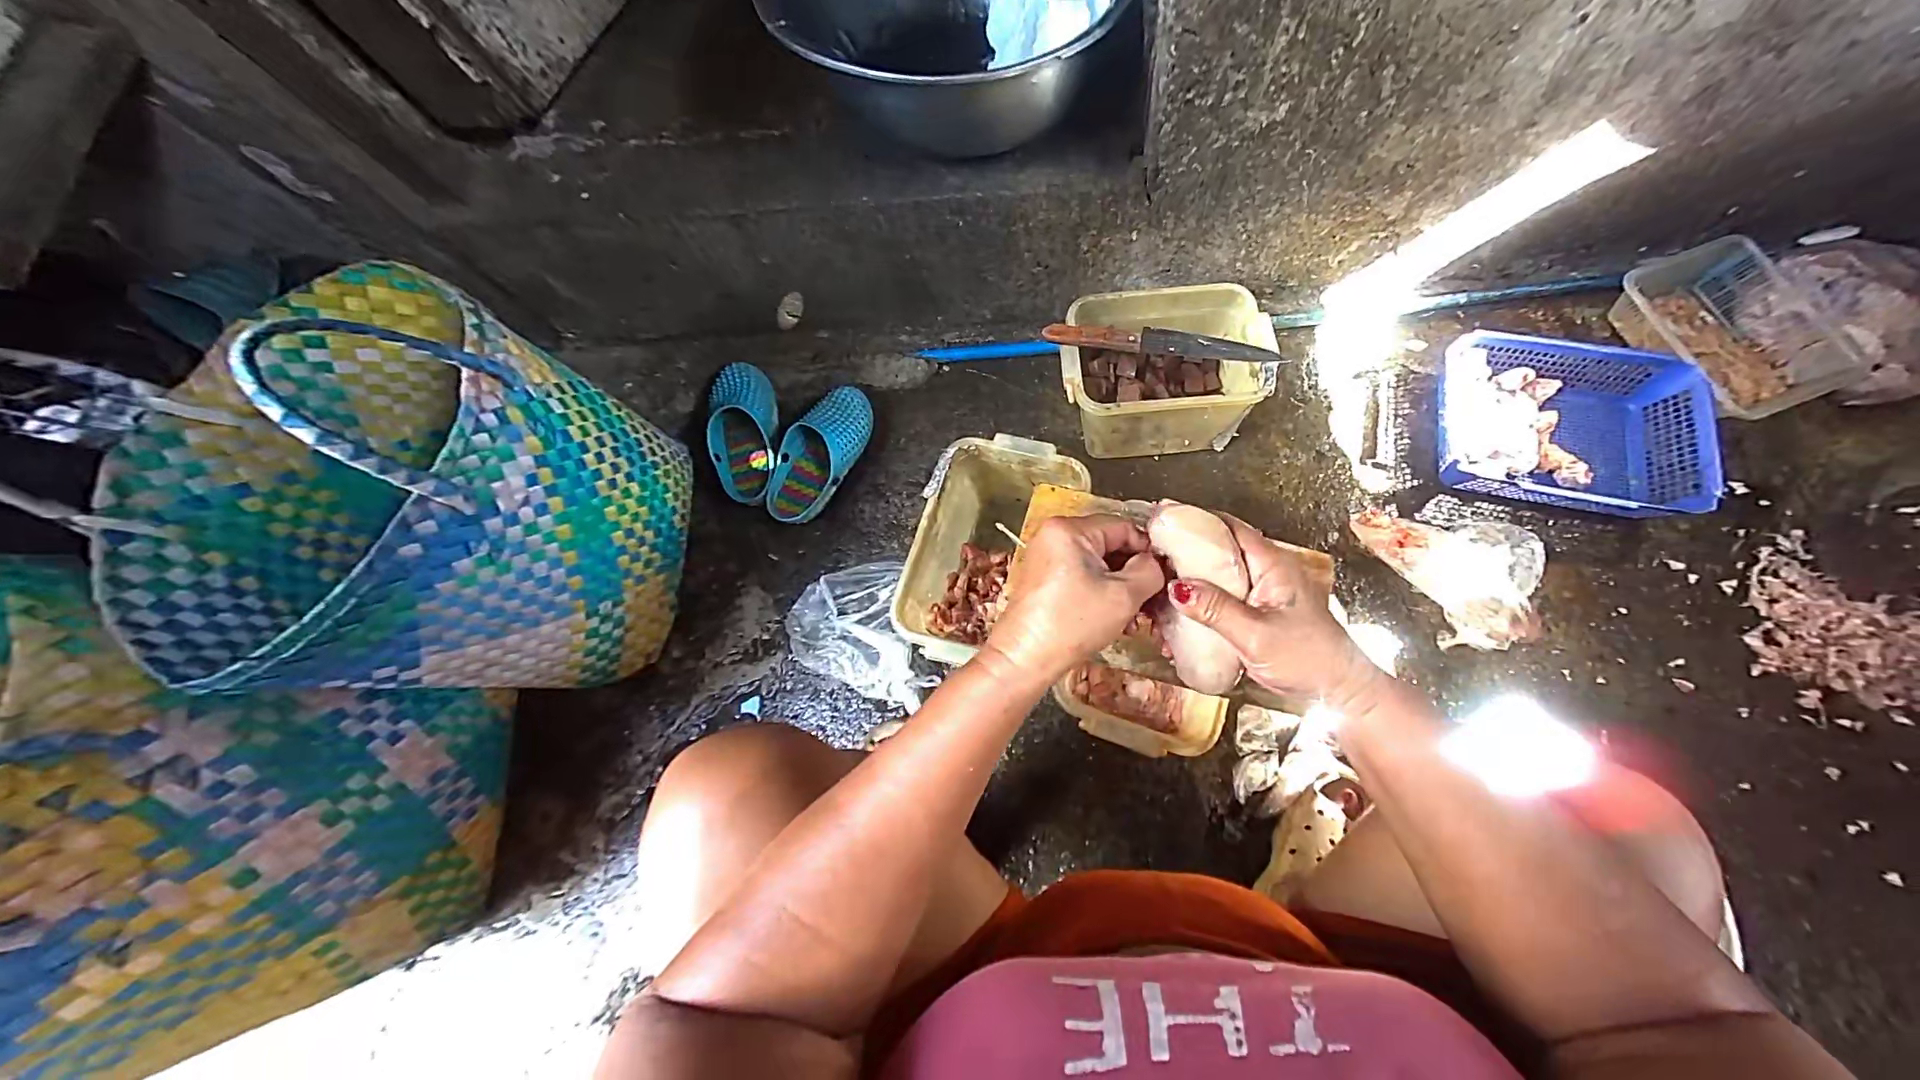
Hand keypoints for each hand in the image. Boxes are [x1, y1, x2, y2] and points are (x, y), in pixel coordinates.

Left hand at [983, 514, 1165, 681]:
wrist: (1024, 659)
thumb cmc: (1070, 625)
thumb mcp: (1123, 596)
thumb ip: (1149, 571)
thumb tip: (1154, 562)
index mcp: (1069, 530)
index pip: (1124, 527)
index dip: (1149, 552)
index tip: (1164, 575)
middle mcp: (1053, 536)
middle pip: (1110, 545)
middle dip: (1134, 574)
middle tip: (1152, 601)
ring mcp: (1046, 557)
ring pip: (1098, 564)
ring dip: (1121, 588)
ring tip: (1135, 617)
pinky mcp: (1044, 578)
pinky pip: (1082, 577)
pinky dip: (1101, 594)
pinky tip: (1116, 619)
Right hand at [1165, 515, 1379, 705]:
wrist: (1337, 692)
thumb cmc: (1308, 659)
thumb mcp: (1256, 635)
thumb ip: (1216, 610)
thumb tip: (1176, 587)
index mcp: (1271, 565)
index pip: (1229, 528)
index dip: (1196, 521)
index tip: (1163, 523)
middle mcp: (1264, 572)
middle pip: (1217, 550)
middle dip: (1182, 555)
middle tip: (1150, 563)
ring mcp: (1259, 592)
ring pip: (1214, 576)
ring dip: (1186, 584)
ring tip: (1156, 595)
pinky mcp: (1253, 612)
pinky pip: (1218, 599)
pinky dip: (1196, 604)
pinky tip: (1176, 621)